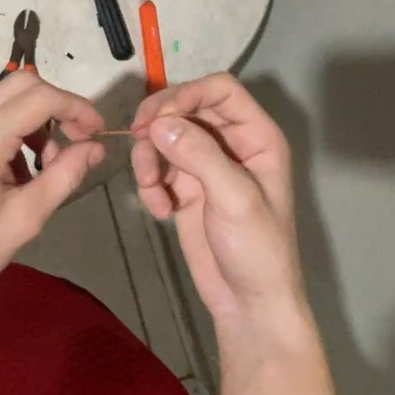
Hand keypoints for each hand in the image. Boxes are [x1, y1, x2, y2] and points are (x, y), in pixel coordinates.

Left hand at [0, 73, 106, 325]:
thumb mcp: (25, 217)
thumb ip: (64, 175)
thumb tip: (95, 148)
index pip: (40, 97)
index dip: (77, 108)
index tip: (97, 132)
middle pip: (20, 85)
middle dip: (56, 108)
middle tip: (74, 144)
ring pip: (1, 101)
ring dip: (33, 122)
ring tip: (43, 170)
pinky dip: (9, 133)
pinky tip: (16, 175)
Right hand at [130, 73, 303, 328]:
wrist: (248, 304)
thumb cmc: (257, 250)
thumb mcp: (234, 198)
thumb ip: (198, 155)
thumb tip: (158, 124)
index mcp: (256, 137)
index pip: (220, 90)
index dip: (186, 94)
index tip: (157, 117)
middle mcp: (230, 143)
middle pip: (185, 108)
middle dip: (159, 123)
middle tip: (137, 139)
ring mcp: (206, 165)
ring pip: (165, 137)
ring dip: (149, 159)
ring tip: (150, 189)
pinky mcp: (185, 188)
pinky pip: (158, 168)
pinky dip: (150, 185)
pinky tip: (159, 211)